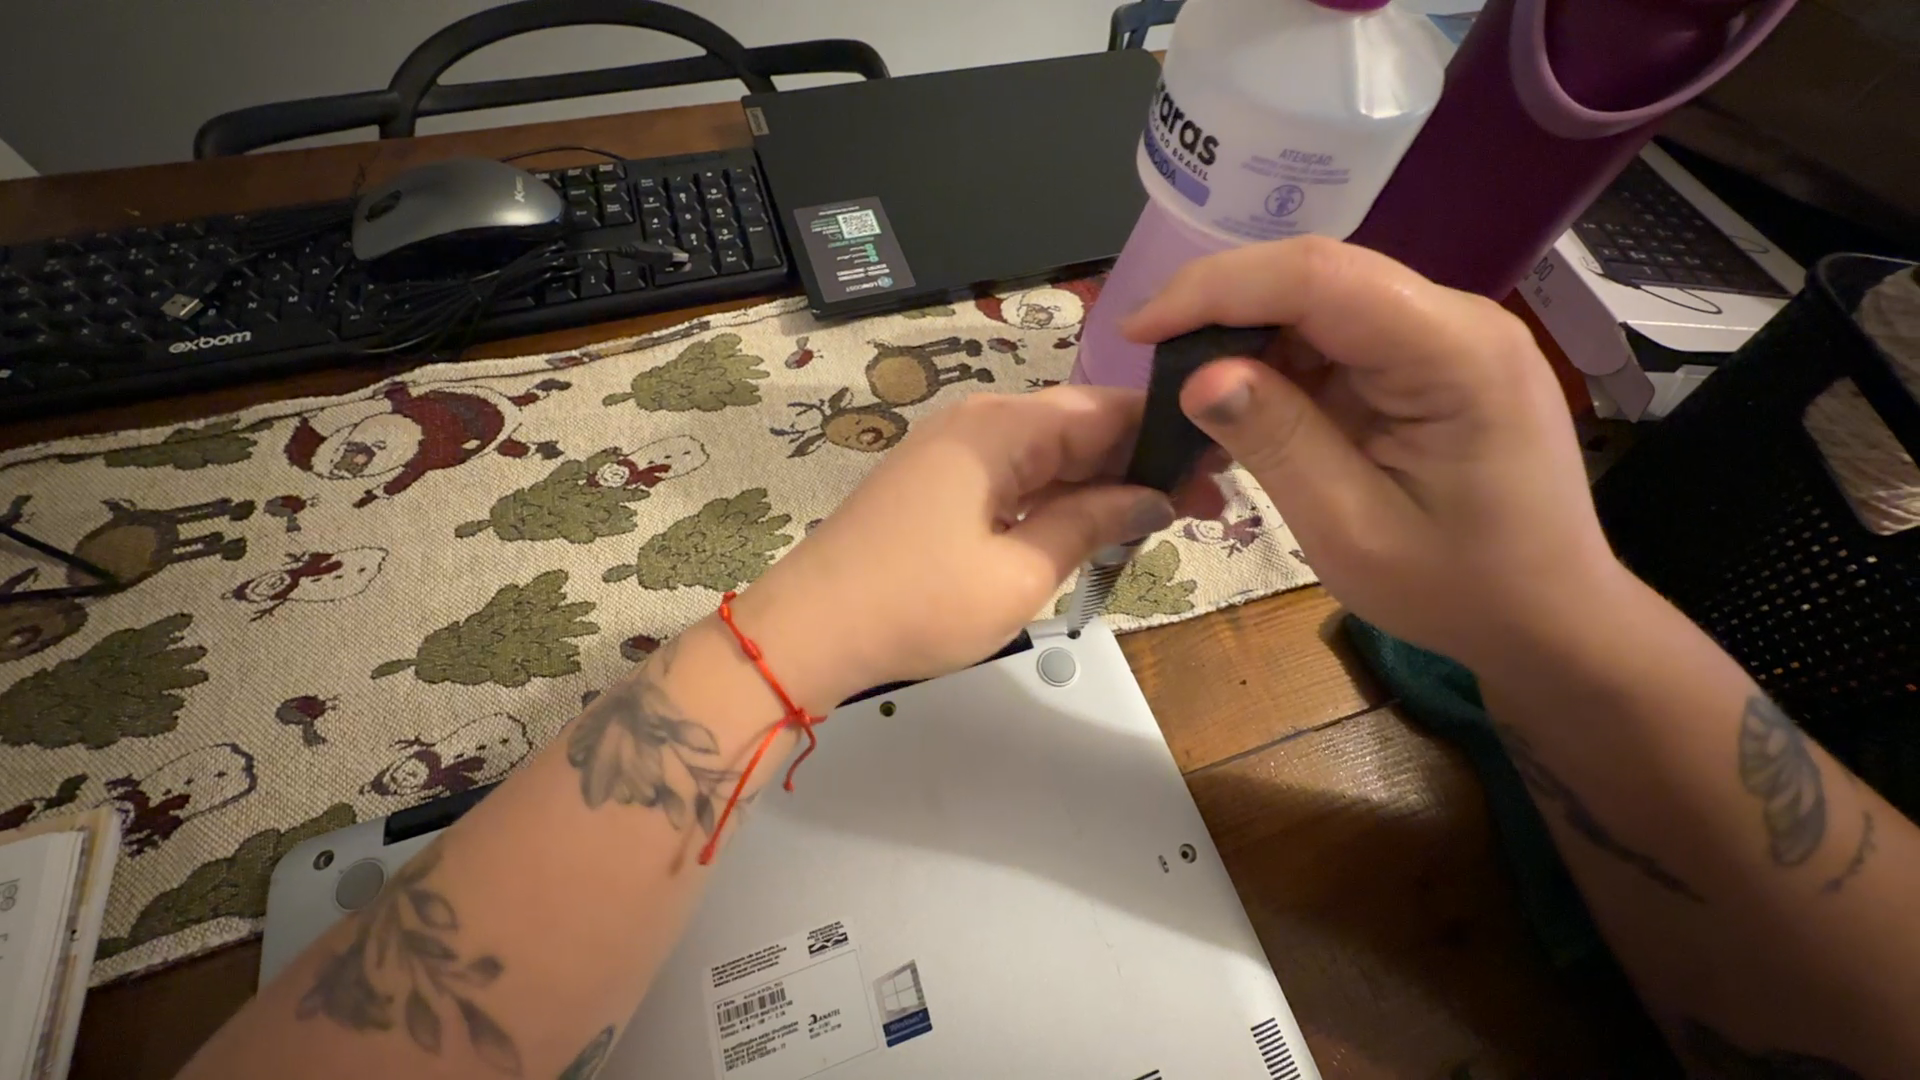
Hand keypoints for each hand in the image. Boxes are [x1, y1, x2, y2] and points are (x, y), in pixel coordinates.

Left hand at [729, 386, 1209, 708]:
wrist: (808, 631)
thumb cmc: (917, 604)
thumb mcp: (1020, 572)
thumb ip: (1091, 524)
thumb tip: (1153, 497)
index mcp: (1002, 428)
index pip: (1105, 411)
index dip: (1164, 438)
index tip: (1215, 472)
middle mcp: (978, 422)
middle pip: (1078, 428)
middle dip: (1137, 464)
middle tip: (1200, 505)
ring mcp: (953, 451)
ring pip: (1047, 455)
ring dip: (1098, 485)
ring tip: (1157, 519)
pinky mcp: (938, 483)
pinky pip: (1013, 478)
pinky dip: (1054, 499)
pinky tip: (1090, 525)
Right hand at [1124, 237, 1627, 667]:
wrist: (1545, 615)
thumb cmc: (1455, 587)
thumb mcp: (1348, 529)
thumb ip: (1277, 443)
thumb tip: (1196, 377)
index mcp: (1453, 353)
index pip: (1318, 278)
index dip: (1215, 290)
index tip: (1137, 332)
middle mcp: (1454, 320)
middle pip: (1316, 277)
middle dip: (1220, 307)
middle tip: (1149, 359)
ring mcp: (1442, 336)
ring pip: (1317, 303)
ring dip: (1242, 337)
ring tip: (1185, 390)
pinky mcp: (1423, 361)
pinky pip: (1332, 338)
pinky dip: (1274, 363)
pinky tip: (1241, 401)